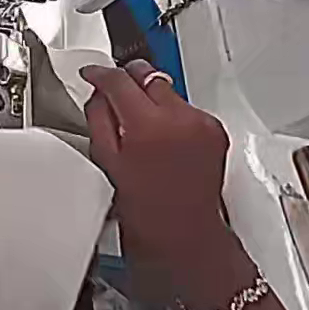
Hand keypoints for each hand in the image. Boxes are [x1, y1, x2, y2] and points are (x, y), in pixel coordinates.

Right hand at [79, 60, 254, 309]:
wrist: (184, 236)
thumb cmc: (147, 211)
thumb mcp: (107, 161)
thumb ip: (99, 118)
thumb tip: (98, 94)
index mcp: (149, 125)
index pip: (119, 80)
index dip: (101, 73)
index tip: (93, 74)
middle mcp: (180, 118)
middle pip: (147, 75)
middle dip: (128, 82)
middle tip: (113, 95)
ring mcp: (202, 123)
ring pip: (167, 90)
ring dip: (151, 99)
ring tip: (140, 129)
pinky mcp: (215, 130)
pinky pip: (186, 108)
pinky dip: (172, 116)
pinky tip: (163, 140)